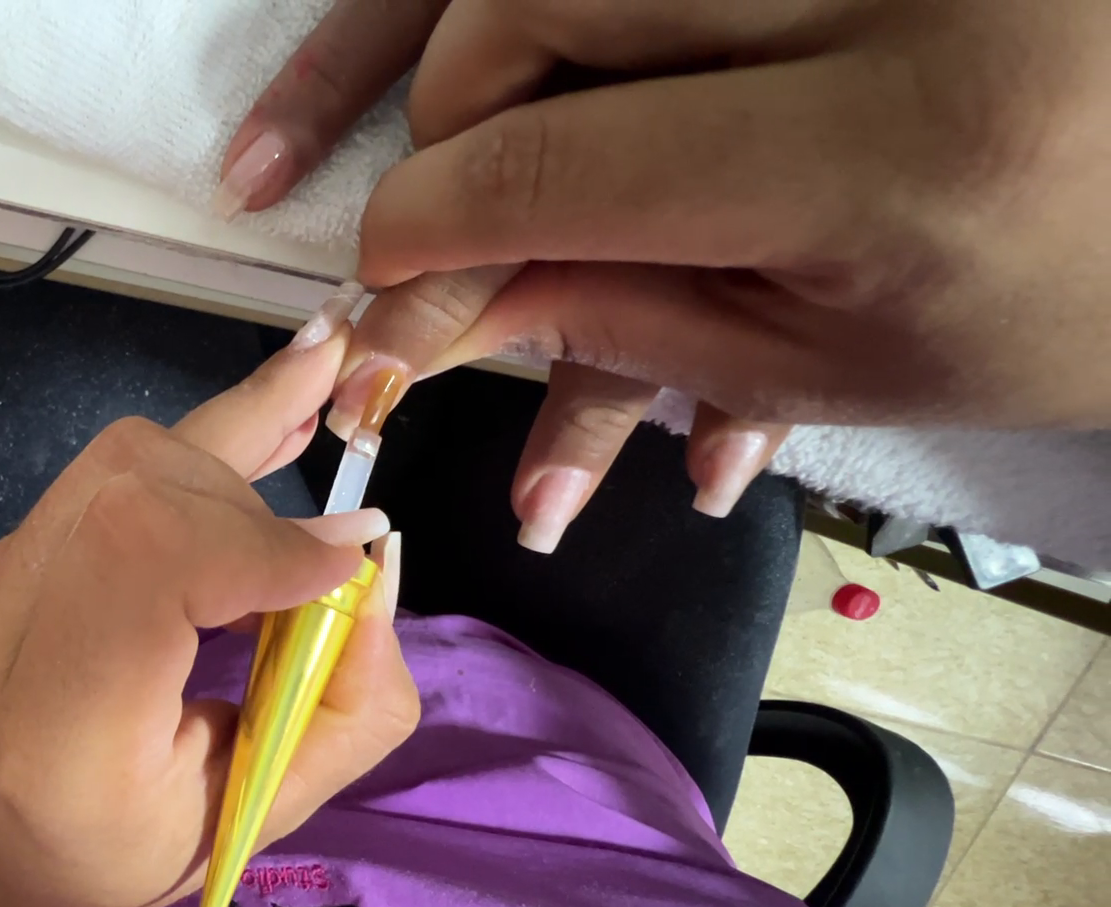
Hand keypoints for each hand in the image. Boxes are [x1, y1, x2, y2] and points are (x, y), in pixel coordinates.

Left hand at [0, 307, 418, 906]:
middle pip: (130, 484)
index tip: (344, 562)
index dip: (258, 538)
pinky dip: (183, 470)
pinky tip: (247, 446)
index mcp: (54, 738)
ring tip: (293, 465)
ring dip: (222, 474)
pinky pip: (94, 483)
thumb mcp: (251, 819)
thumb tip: (376, 569)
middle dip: (249, 506)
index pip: (146, 558)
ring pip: (115, 462)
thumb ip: (342, 710)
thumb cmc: (117, 857)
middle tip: (318, 551)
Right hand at [224, 0, 1110, 550]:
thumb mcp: (821, 365)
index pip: (553, 164)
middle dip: (450, 110)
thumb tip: (437, 317)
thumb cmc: (1076, 293)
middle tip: (441, 198)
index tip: (371, 280)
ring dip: (477, 29)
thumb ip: (609, 330)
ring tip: (450, 106)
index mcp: (897, 139)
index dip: (424, 225)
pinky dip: (519, 7)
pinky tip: (460, 40)